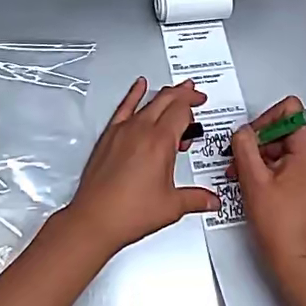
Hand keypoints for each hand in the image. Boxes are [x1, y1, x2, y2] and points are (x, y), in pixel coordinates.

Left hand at [59, 78, 218, 254]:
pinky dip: (134, 94)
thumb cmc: (127, 213)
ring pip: (149, 102)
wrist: (94, 220)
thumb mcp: (172, 206)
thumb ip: (196, 198)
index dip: (193, 105)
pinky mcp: (110, 136)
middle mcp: (141, 131)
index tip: (200, 103)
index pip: (181, 110)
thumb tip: (210, 200)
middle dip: (183, 94)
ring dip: (165, 94)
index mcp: (160, 142)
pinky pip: (124, 107)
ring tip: (175, 91)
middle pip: (167, 100)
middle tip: (194, 95)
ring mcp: (123, 131)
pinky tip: (138, 86)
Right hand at [230, 96, 305, 275]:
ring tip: (245, 174)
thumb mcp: (253, 178)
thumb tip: (242, 130)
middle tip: (243, 159)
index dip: (266, 119)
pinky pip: (286, 159)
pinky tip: (254, 181)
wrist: (292, 257)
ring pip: (282, 145)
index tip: (254, 136)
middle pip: (284, 128)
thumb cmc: (280, 226)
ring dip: (260, 156)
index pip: (290, 110)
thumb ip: (245, 145)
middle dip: (259, 143)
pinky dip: (268, 166)